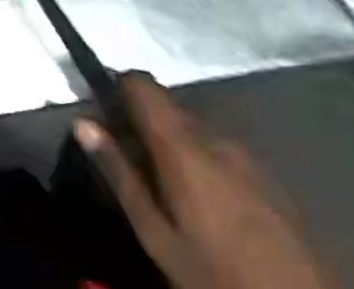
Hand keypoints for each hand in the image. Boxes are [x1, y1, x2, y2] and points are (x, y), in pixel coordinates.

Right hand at [77, 74, 335, 288]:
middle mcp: (216, 139)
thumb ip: (118, 173)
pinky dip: (200, 158)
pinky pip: (220, 150)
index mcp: (183, 146)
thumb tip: (83, 123)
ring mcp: (250, 158)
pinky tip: (202, 200)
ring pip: (194, 128)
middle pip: (167, 106)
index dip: (118, 88)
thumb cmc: (217, 273)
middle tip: (128, 159)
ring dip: (172, 142)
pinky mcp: (270, 178)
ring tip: (164, 185)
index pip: (143, 84)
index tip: (104, 115)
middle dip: (141, 121)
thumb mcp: (155, 232)